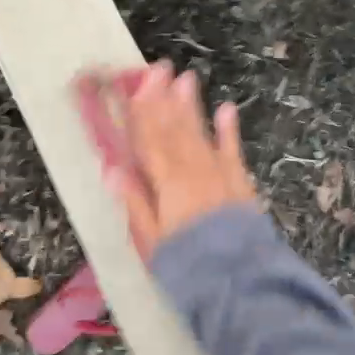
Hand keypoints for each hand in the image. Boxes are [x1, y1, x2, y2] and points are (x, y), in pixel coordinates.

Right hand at [103, 61, 256, 257]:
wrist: (243, 286)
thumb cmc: (188, 267)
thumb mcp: (150, 241)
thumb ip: (134, 202)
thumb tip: (112, 168)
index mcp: (166, 182)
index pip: (147, 138)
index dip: (139, 109)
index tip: (134, 82)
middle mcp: (192, 170)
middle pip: (174, 128)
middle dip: (164, 97)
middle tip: (160, 67)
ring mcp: (219, 176)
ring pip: (200, 133)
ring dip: (191, 105)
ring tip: (186, 79)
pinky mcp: (240, 186)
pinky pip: (233, 152)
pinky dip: (229, 130)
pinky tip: (227, 109)